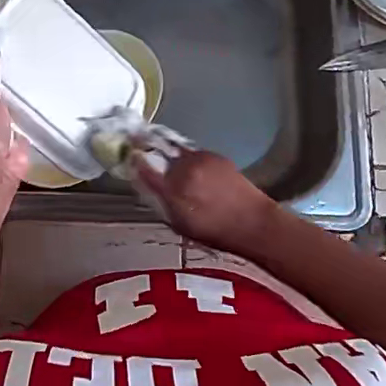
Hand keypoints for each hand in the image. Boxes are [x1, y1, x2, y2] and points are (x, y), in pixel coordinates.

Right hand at [135, 150, 278, 252]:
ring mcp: (203, 158)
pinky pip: (195, 155)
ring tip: (173, 169)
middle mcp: (186, 167)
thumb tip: (145, 182)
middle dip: (153, 155)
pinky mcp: (217, 156)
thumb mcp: (180, 223)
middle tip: (149, 160)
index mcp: (174, 187)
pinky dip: (190, 161)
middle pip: (161, 154)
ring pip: (178, 153)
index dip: (135, 160)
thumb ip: (160, 200)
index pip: (145, 166)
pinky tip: (195, 173)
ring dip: (173, 158)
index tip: (130, 156)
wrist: (255, 223)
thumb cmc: (215, 231)